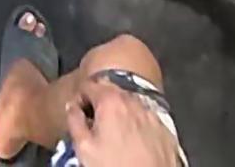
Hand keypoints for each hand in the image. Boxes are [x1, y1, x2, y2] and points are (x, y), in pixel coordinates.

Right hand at [65, 79, 181, 166]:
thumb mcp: (85, 149)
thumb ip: (74, 121)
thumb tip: (72, 105)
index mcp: (110, 100)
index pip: (88, 85)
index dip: (79, 97)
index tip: (77, 113)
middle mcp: (131, 98)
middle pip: (110, 89)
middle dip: (98, 100)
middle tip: (93, 122)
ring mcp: (149, 111)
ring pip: (128, 101)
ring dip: (118, 109)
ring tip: (113, 131)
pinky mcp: (162, 126)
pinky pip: (144, 115)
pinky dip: (135, 120)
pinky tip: (133, 139)